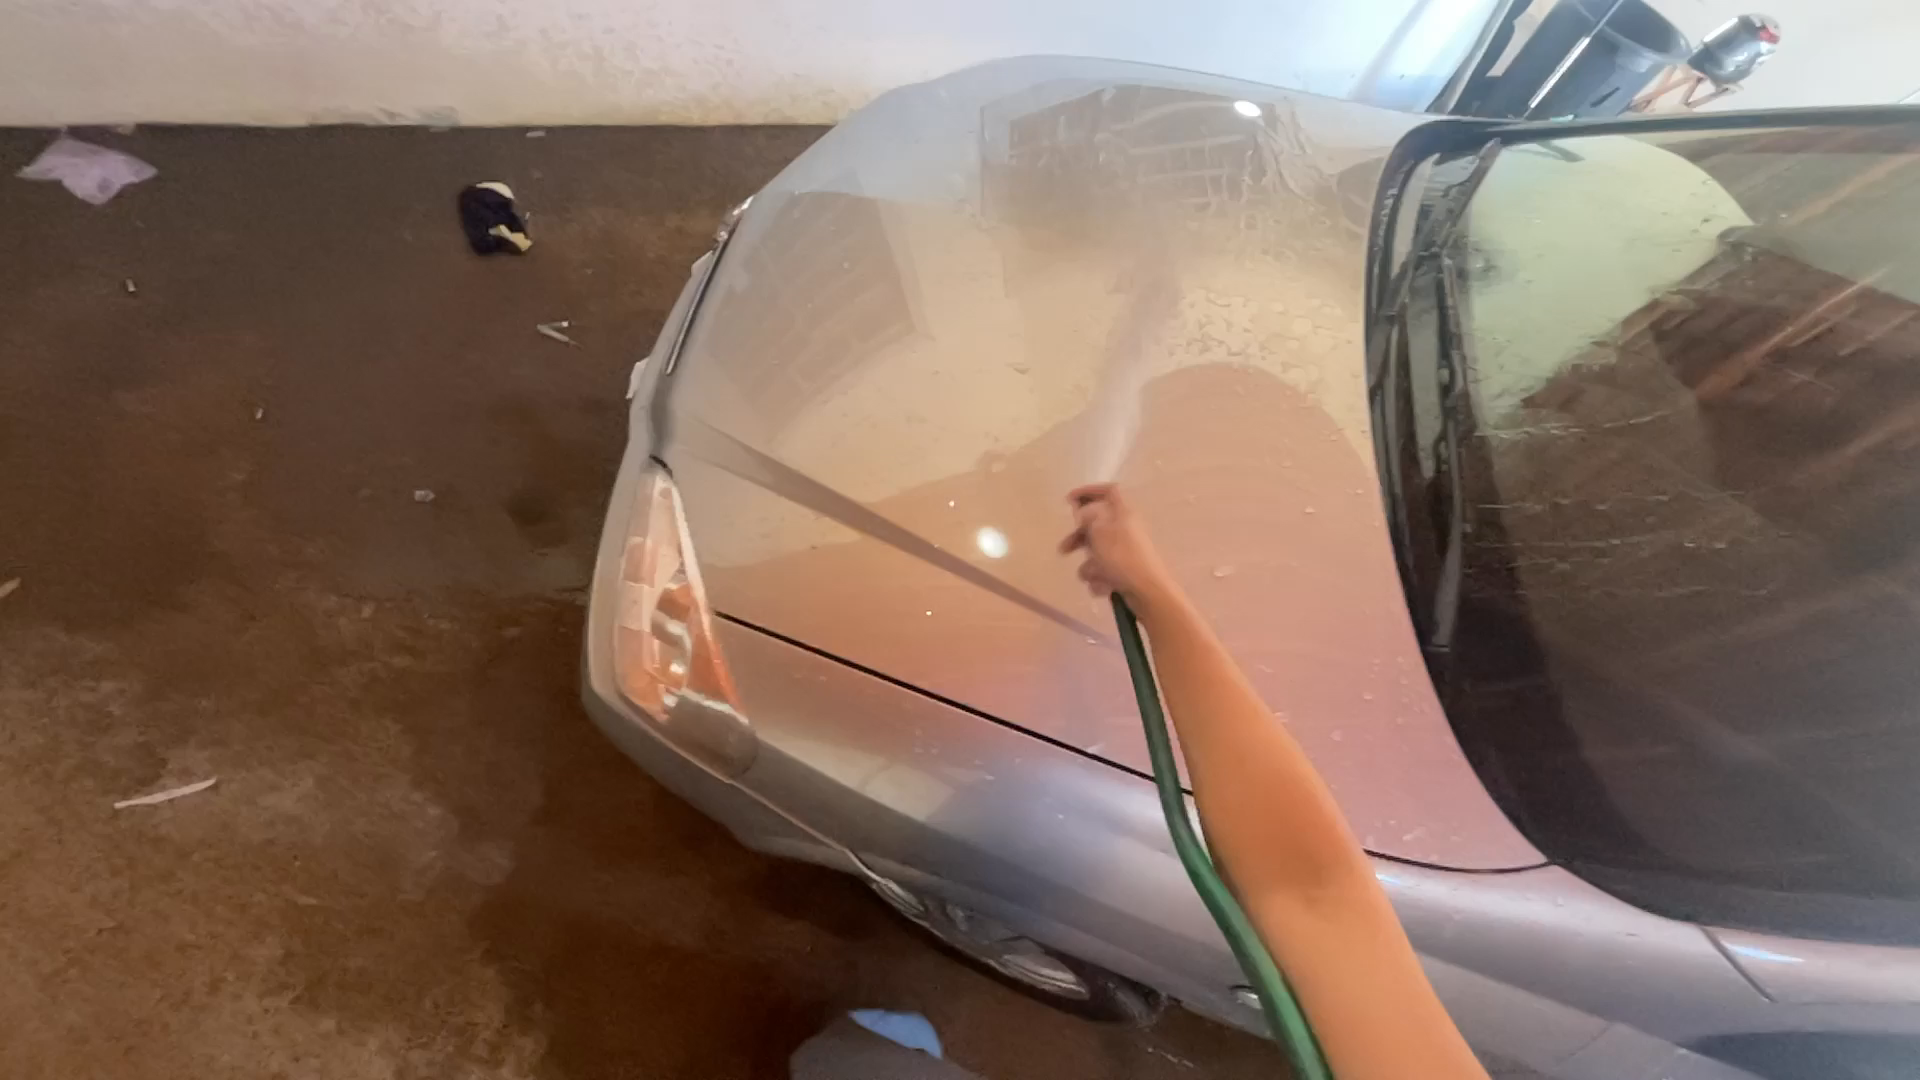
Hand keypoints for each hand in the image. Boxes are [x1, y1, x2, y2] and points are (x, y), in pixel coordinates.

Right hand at [1059, 484, 1181, 617]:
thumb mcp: (1099, 530)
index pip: (1108, 491)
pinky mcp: (1125, 571)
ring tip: (1092, 575)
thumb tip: (1084, 512)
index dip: (1088, 491)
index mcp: (1123, 513)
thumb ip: (1088, 517)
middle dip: (1078, 540)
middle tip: (1064, 549)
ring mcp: (1126, 551)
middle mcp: (1126, 529)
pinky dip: (1099, 579)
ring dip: (1089, 565)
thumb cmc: (1121, 556)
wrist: (1146, 591)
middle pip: (1096, 526)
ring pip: (1097, 553)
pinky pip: (1103, 571)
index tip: (1070, 500)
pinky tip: (1103, 586)